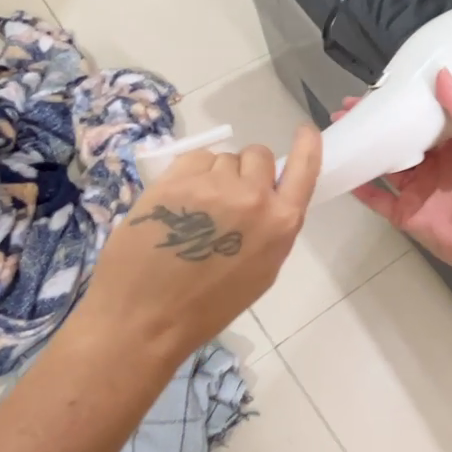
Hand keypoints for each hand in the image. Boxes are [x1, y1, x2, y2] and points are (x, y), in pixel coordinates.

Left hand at [72, 129, 321, 365]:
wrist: (144, 321)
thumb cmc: (209, 305)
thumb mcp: (263, 268)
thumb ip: (273, 224)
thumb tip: (268, 195)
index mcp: (281, 222)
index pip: (305, 166)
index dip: (308, 143)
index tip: (305, 130)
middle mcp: (253, 197)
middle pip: (258, 155)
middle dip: (247, 171)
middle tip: (227, 198)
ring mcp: (212, 186)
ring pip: (224, 158)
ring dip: (215, 174)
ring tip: (196, 208)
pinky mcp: (174, 182)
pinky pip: (194, 158)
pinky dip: (190, 173)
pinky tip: (178, 201)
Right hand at [343, 70, 451, 272]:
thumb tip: (441, 72)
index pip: (423, 118)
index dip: (403, 103)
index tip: (379, 88)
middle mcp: (432, 163)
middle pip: (399, 138)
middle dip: (375, 123)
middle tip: (348, 107)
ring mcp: (415, 188)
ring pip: (384, 164)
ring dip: (364, 148)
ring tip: (340, 128)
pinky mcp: (403, 212)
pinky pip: (376, 198)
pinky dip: (358, 185)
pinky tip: (341, 167)